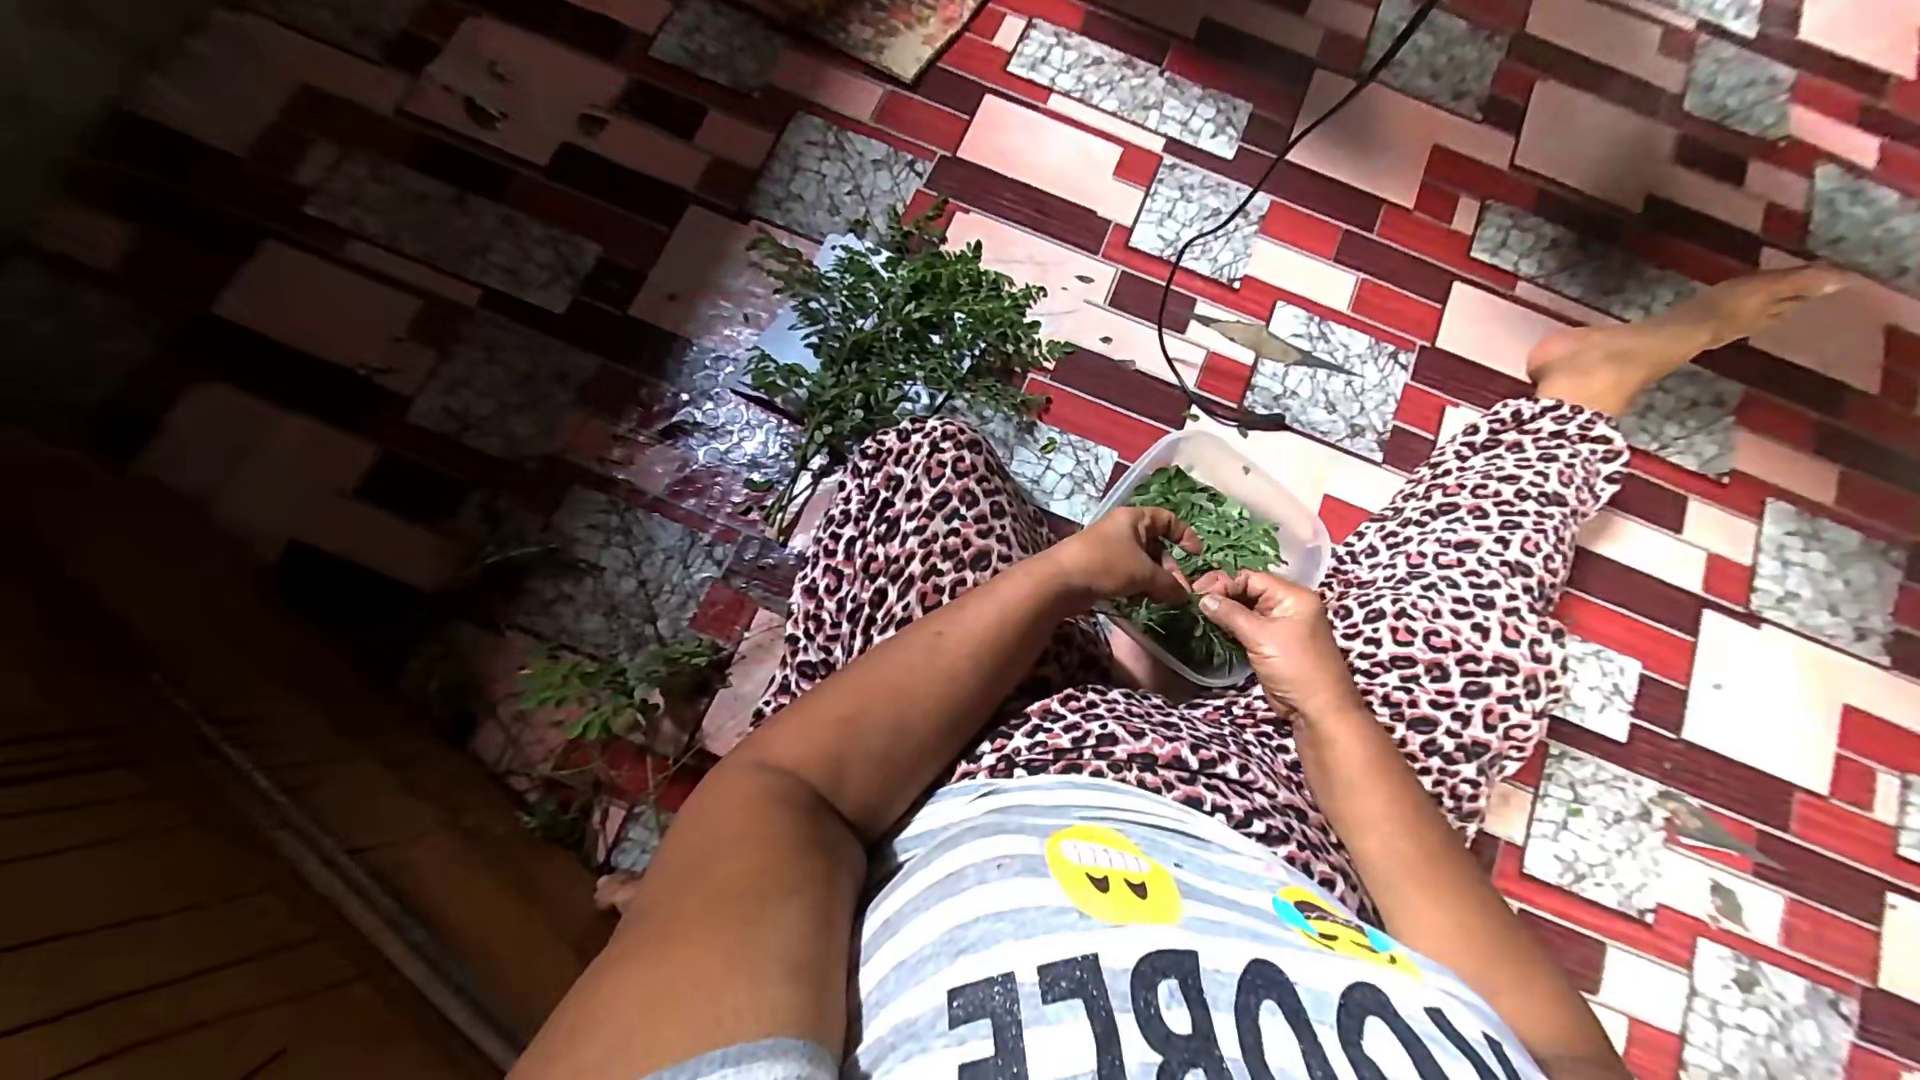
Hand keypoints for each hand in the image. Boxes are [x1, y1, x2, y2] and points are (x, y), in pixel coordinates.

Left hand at [1046, 506, 1200, 608]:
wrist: (1059, 581)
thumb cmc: (1105, 565)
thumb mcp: (1144, 573)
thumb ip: (1169, 584)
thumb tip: (1184, 596)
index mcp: (1134, 519)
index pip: (1167, 519)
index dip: (1185, 535)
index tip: (1196, 556)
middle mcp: (1122, 531)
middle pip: (1156, 546)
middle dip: (1171, 569)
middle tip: (1178, 592)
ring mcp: (1110, 550)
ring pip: (1142, 564)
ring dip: (1155, 581)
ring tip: (1164, 600)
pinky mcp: (1100, 570)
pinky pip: (1128, 576)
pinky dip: (1138, 587)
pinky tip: (1144, 602)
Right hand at [1194, 570, 1360, 715]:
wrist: (1317, 709)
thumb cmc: (1295, 667)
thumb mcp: (1261, 637)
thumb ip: (1231, 614)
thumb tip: (1203, 598)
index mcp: (1292, 596)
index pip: (1251, 578)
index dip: (1223, 582)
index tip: (1197, 592)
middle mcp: (1286, 605)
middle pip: (1247, 590)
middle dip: (1221, 594)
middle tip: (1194, 601)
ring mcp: (1278, 624)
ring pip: (1244, 607)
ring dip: (1223, 609)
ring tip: (1198, 611)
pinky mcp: (1270, 641)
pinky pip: (1246, 625)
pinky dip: (1229, 624)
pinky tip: (1211, 624)